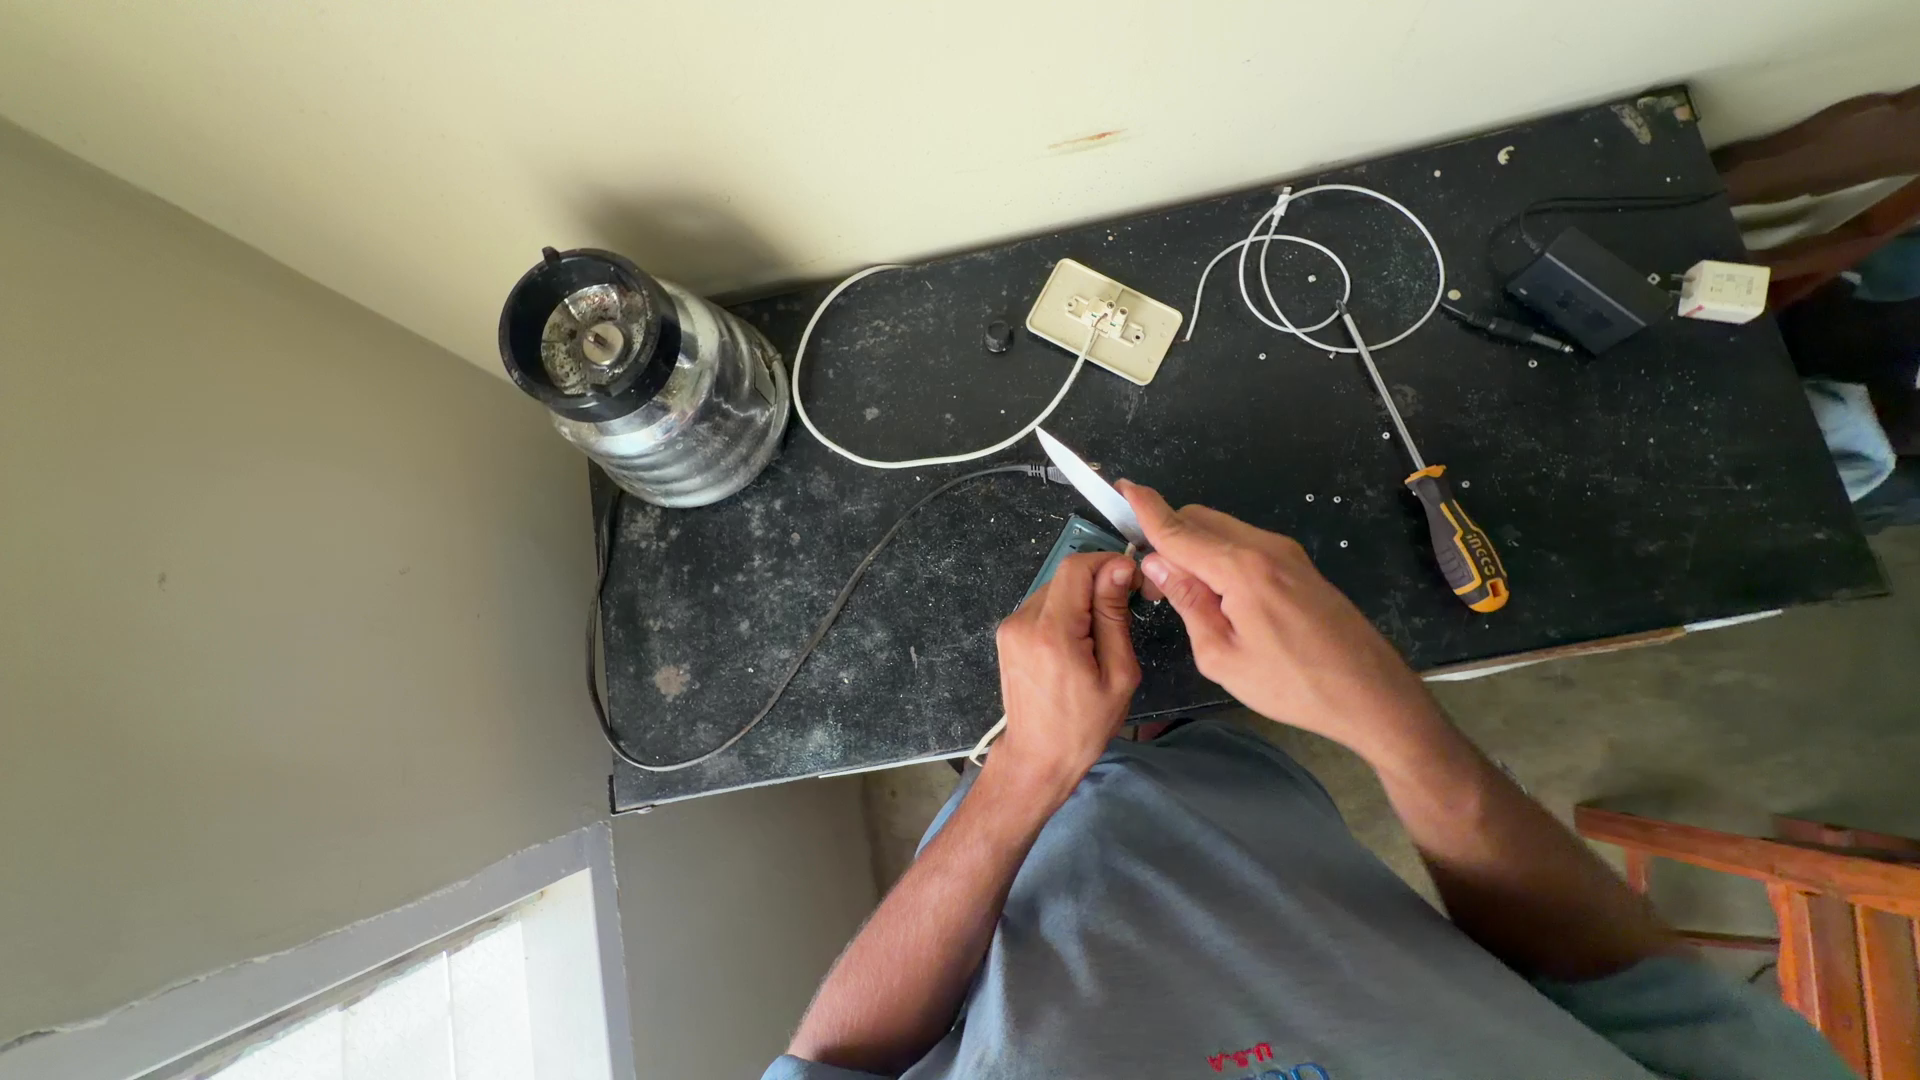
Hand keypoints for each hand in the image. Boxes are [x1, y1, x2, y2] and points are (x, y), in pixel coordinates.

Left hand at [991, 553, 1140, 786]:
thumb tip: (1119, 568)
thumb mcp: (1118, 674)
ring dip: (1080, 601)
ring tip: (1097, 638)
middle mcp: (1023, 621)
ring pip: (1053, 590)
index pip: (1076, 568)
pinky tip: (1075, 644)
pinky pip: (1040, 608)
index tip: (1131, 582)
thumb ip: (1114, 617)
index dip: (1107, 563)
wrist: (1037, 757)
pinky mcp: (1006, 635)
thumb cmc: (1084, 726)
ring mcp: (1009, 627)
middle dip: (1096, 586)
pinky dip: (1063, 614)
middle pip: (1064, 577)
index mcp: (1052, 633)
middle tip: (1121, 615)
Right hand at [1118, 481, 1442, 760]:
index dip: (1147, 510)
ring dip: (1193, 547)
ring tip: (1187, 596)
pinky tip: (1218, 595)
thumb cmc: (1292, 685)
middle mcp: (1265, 547)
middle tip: (1154, 583)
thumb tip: (1157, 565)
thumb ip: (1188, 603)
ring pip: (1222, 529)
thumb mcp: (1222, 656)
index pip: (1179, 530)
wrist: (1372, 694)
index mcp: (1242, 569)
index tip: (1123, 487)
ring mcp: (1286, 553)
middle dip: (1167, 536)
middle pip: (1200, 519)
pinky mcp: (1299, 564)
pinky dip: (1218, 556)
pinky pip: (1244, 544)